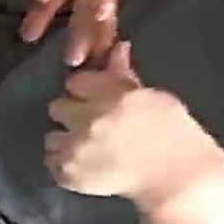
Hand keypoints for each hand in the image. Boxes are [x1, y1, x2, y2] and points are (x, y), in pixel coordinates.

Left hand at [44, 42, 223, 208]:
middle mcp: (88, 124)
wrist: (173, 175)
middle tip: (87, 121)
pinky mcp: (65, 173)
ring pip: (50, 136)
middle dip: (70, 112)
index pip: (76, 82)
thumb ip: (123, 77)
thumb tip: (114, 48)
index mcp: (113, 100)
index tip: (89, 95)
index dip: (82, 88)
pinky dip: (63, 159)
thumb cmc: (169, 132)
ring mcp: (74, 151)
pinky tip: (84, 160)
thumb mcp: (152, 98)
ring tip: (86, 144)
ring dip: (64, 138)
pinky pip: (51, 160)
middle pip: (56, 107)